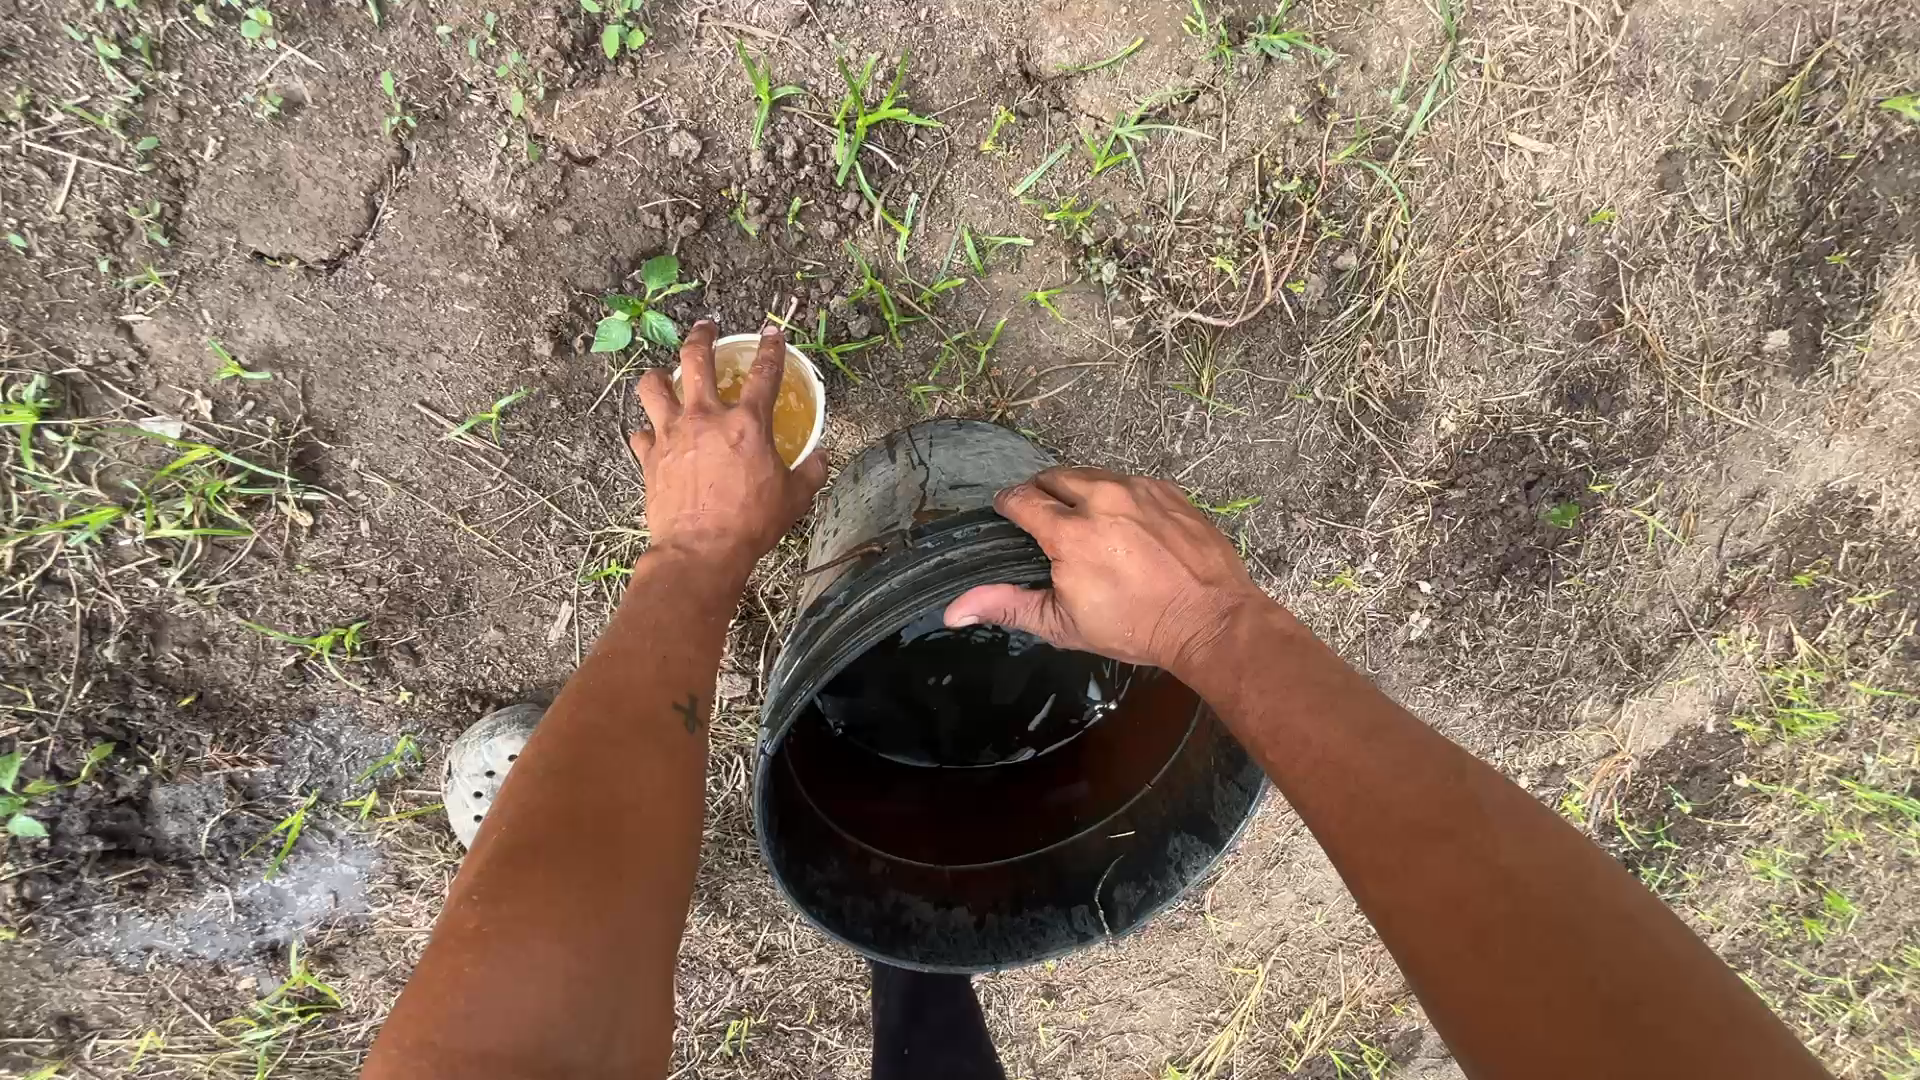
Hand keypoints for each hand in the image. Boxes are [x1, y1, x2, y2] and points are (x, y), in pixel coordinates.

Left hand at [629, 321, 826, 568]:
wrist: (701, 550)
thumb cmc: (752, 523)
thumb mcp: (795, 498)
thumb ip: (811, 472)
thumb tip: (822, 457)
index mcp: (748, 423)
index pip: (764, 373)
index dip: (771, 349)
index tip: (772, 333)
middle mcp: (706, 418)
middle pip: (696, 359)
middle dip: (702, 337)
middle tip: (706, 328)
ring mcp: (672, 434)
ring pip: (653, 385)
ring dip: (659, 376)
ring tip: (664, 376)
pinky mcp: (649, 456)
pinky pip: (640, 433)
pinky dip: (646, 432)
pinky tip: (653, 436)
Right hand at [943, 467, 1269, 678]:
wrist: (1208, 620)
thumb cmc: (1132, 626)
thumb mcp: (1062, 624)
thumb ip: (1007, 606)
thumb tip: (953, 611)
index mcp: (1070, 533)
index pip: (1021, 498)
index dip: (1009, 505)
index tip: (1009, 515)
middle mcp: (1101, 499)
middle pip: (1052, 477)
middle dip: (1042, 494)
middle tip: (1046, 522)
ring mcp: (1137, 489)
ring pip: (1090, 474)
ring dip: (1077, 490)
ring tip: (1083, 519)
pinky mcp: (1166, 489)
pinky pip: (1126, 480)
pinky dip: (1115, 494)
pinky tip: (1123, 522)